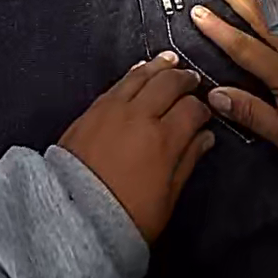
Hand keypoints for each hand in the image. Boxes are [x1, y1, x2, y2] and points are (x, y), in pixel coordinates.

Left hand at [59, 52, 215, 242]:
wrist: (71, 217)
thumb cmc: (126, 217)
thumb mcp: (167, 199)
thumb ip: (187, 161)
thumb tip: (205, 137)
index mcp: (163, 140)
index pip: (191, 109)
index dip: (202, 108)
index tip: (205, 112)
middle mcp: (140, 116)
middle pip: (168, 84)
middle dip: (185, 79)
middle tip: (193, 79)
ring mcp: (114, 108)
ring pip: (142, 76)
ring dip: (160, 66)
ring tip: (171, 60)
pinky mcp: (93, 109)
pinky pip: (119, 82)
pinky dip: (135, 73)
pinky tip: (141, 69)